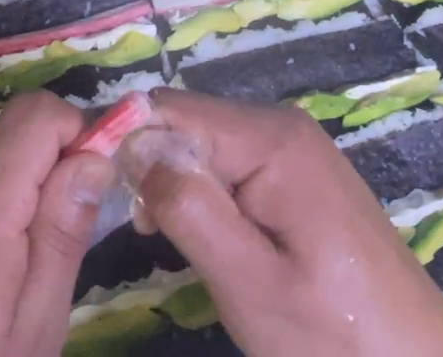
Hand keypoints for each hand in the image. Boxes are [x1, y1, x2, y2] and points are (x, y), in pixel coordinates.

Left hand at [0, 91, 117, 356]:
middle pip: (20, 125)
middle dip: (58, 157)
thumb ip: (62, 231)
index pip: (38, 113)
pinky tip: (0, 250)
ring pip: (1, 145)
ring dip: (31, 175)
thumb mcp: (34, 320)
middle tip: (70, 228)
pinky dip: (2, 189)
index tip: (95, 186)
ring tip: (33, 249)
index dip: (77, 134)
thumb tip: (94, 158)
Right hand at [122, 89, 442, 356]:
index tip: (106, 196)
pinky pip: (228, 162)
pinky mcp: (295, 173)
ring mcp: (291, 147)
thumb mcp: (251, 282)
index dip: (127, 143)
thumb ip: (189, 207)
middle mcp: (280, 124)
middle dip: (152, 165)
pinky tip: (210, 236)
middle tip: (149, 233)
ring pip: (202, 142)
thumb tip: (131, 146)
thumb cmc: (337, 339)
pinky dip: (204, 192)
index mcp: (271, 138)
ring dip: (176, 183)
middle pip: (185, 120)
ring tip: (174, 240)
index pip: (169, 109)